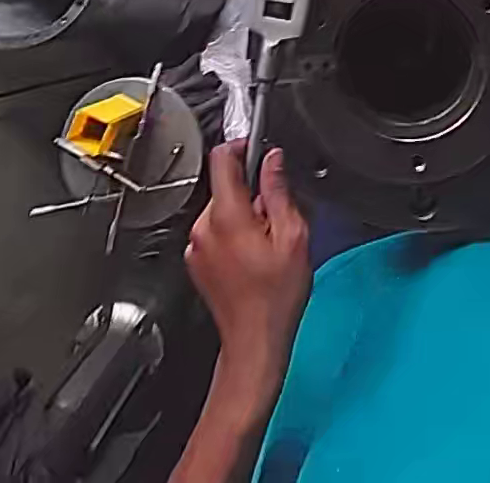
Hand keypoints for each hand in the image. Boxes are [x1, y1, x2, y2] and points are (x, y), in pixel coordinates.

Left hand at [185, 140, 311, 406]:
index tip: (256, 150)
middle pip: (224, 185)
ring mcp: (196, 245)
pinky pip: (214, 228)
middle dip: (250, 191)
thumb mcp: (293, 236)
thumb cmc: (275, 297)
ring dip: (242, 212)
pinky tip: (251, 254)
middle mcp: (204, 227)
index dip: (240, 146)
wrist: (254, 342)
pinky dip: (232, 231)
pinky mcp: (196, 259)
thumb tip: (273, 160)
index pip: (221, 158)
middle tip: (273, 215)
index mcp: (227, 216)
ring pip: (221, 207)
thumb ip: (279, 191)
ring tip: (264, 240)